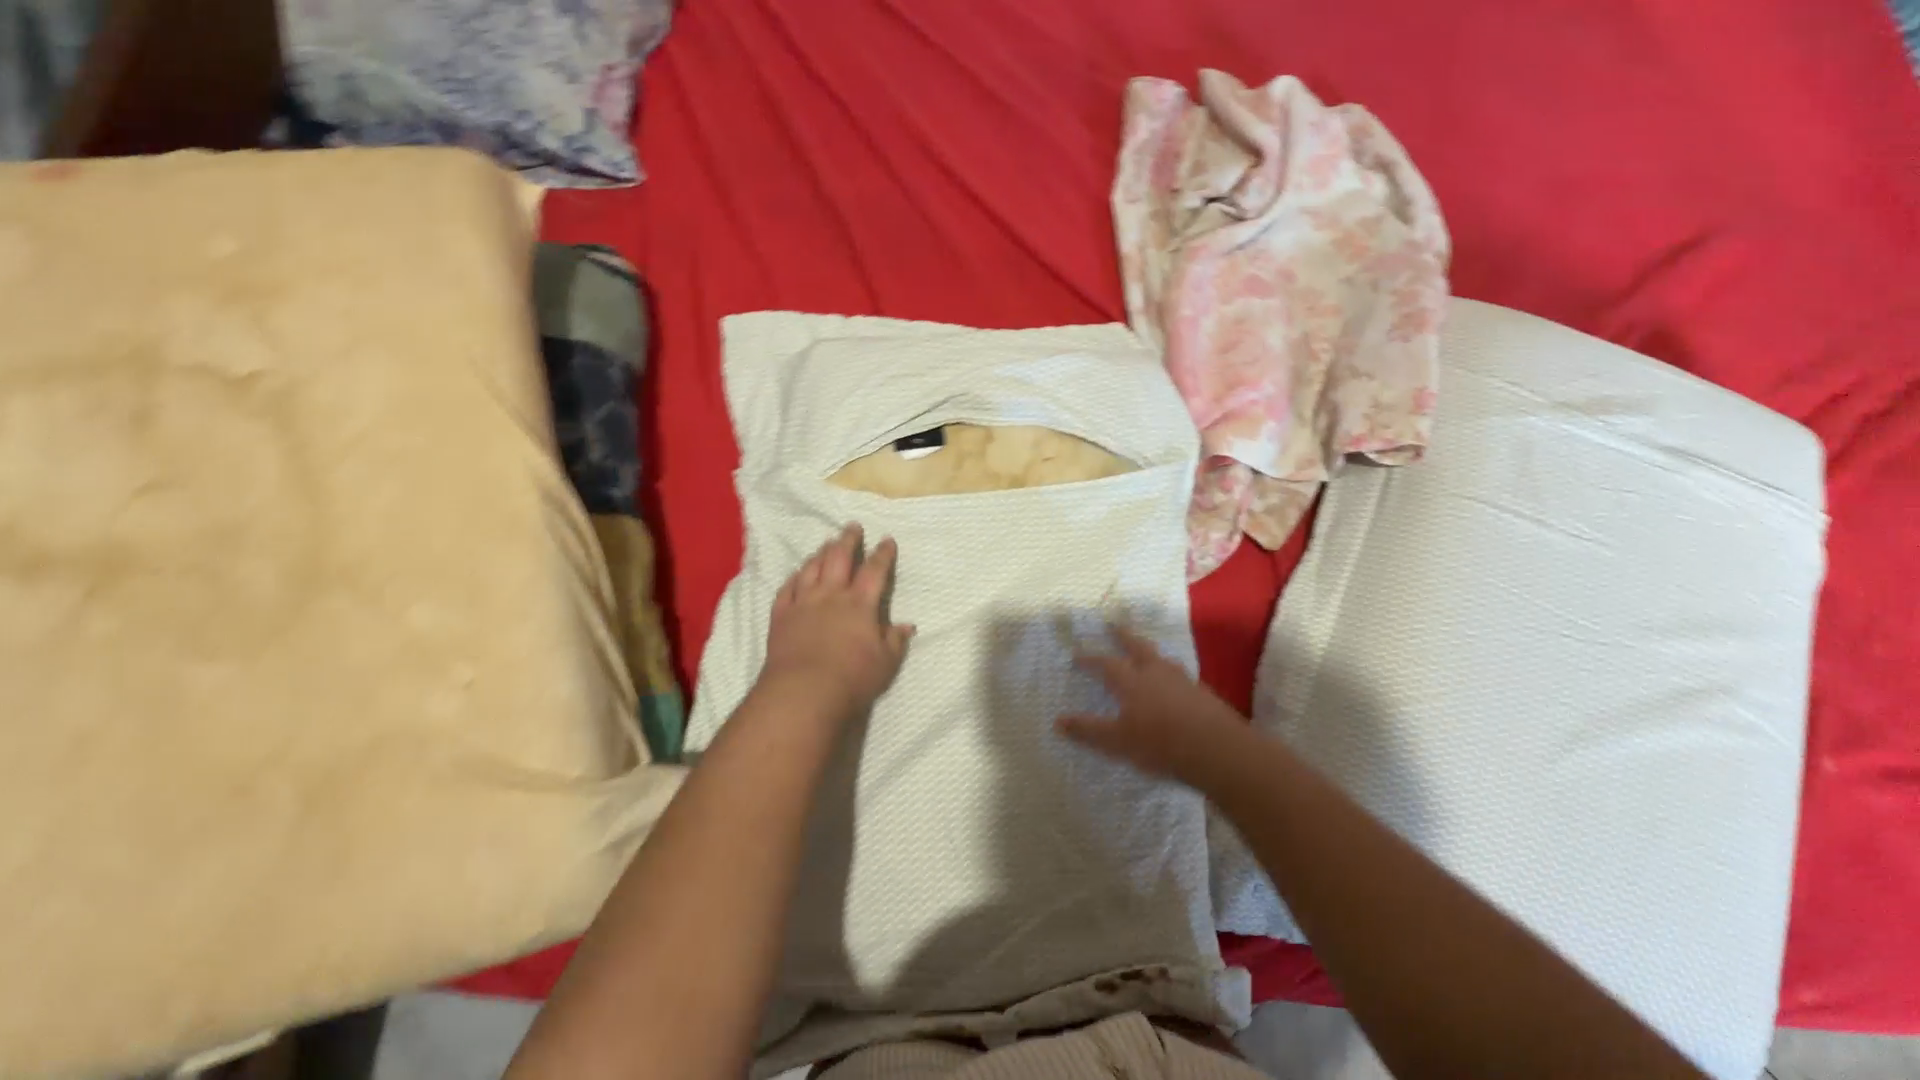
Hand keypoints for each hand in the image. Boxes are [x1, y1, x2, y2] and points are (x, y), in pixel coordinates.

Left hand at [757, 523, 913, 723]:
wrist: (803, 692)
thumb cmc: (852, 678)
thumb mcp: (886, 663)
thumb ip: (895, 641)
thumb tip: (907, 625)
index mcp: (859, 604)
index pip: (874, 571)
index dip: (882, 554)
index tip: (887, 540)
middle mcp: (830, 595)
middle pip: (839, 559)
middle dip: (848, 540)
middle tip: (852, 527)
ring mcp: (802, 603)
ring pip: (811, 569)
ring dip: (820, 553)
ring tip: (826, 543)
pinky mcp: (781, 616)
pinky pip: (787, 589)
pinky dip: (793, 577)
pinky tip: (796, 573)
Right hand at [1057, 625, 1251, 785]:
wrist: (1217, 750)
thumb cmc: (1161, 744)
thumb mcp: (1117, 742)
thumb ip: (1088, 731)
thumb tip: (1057, 721)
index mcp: (1132, 681)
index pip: (1106, 663)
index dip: (1090, 658)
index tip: (1077, 654)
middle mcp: (1156, 673)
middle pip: (1137, 646)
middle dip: (1123, 635)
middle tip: (1113, 624)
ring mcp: (1183, 680)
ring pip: (1162, 658)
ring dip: (1149, 652)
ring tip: (1144, 652)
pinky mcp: (1203, 693)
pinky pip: (1181, 675)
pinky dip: (1170, 673)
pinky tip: (1173, 684)